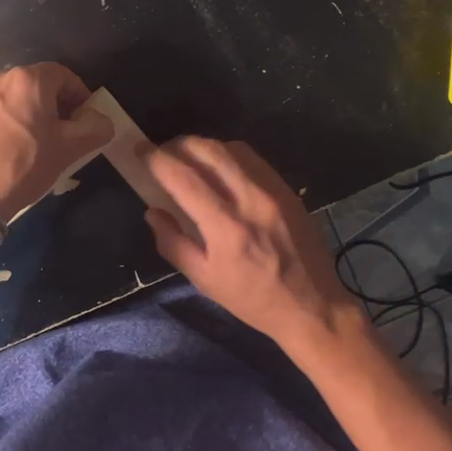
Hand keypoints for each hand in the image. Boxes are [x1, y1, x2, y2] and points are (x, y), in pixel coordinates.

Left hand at [0, 63, 114, 220]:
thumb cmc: (25, 167)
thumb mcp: (69, 149)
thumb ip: (95, 128)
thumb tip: (101, 121)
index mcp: (26, 80)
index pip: (63, 75)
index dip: (79, 94)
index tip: (84, 118)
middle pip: (35, 84)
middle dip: (53, 104)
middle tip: (63, 131)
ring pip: (12, 98)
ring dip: (28, 113)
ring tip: (35, 142)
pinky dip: (6, 122)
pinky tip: (8, 149)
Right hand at [144, 138, 354, 347]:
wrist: (312, 305)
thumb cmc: (253, 299)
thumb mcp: (204, 280)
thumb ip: (173, 243)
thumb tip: (152, 211)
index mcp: (226, 228)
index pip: (184, 179)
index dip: (157, 160)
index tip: (139, 151)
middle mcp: (250, 201)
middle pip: (208, 151)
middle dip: (178, 145)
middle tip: (162, 152)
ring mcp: (273, 191)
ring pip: (231, 148)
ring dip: (203, 146)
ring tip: (187, 157)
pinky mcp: (287, 189)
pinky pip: (252, 159)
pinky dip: (228, 155)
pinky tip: (218, 168)